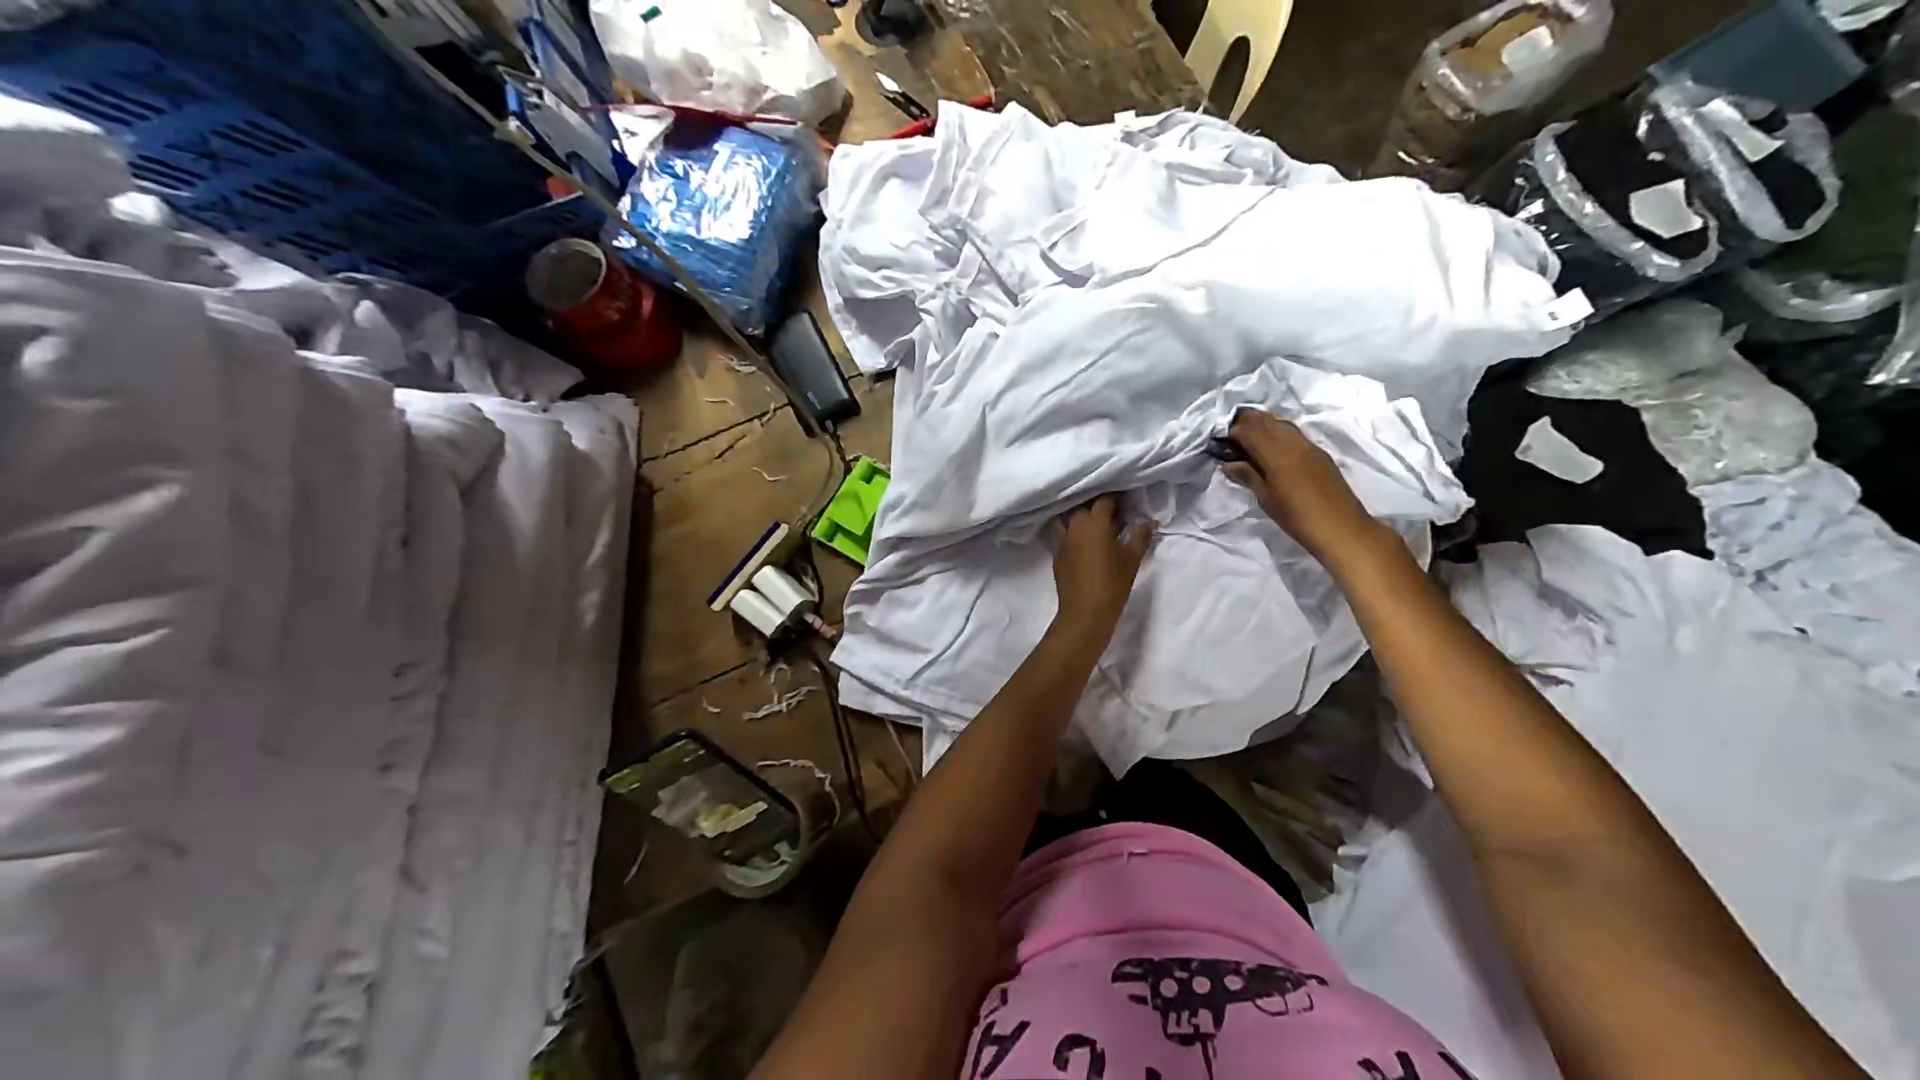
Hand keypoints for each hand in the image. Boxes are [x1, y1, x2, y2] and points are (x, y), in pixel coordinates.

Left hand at [1051, 494, 1153, 641]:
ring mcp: (1062, 539)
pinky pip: (1063, 534)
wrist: (1085, 611)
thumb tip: (1149, 523)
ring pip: (1070, 519)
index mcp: (1094, 522)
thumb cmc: (1112, 583)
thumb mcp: (1132, 558)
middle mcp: (1074, 526)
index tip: (1126, 503)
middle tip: (1115, 515)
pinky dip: (1073, 532)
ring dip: (1082, 519)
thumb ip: (1140, 536)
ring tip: (1097, 526)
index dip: (1116, 499)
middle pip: (1085, 507)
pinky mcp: (1056, 554)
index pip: (1104, 500)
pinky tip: (1084, 541)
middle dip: (1099, 507)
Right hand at [1222, 408, 1387, 563]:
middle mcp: (1293, 444)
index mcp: (1276, 456)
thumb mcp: (1266, 499)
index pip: (1251, 432)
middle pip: (1267, 422)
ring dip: (1265, 422)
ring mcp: (1309, 446)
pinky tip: (1273, 440)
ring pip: (1283, 424)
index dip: (1234, 431)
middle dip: (1248, 420)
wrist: (1341, 528)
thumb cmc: (1297, 518)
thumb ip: (1248, 476)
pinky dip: (1280, 430)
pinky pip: (1295, 433)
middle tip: (1232, 426)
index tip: (1221, 436)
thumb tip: (1230, 463)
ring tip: (1250, 430)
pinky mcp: (1320, 453)